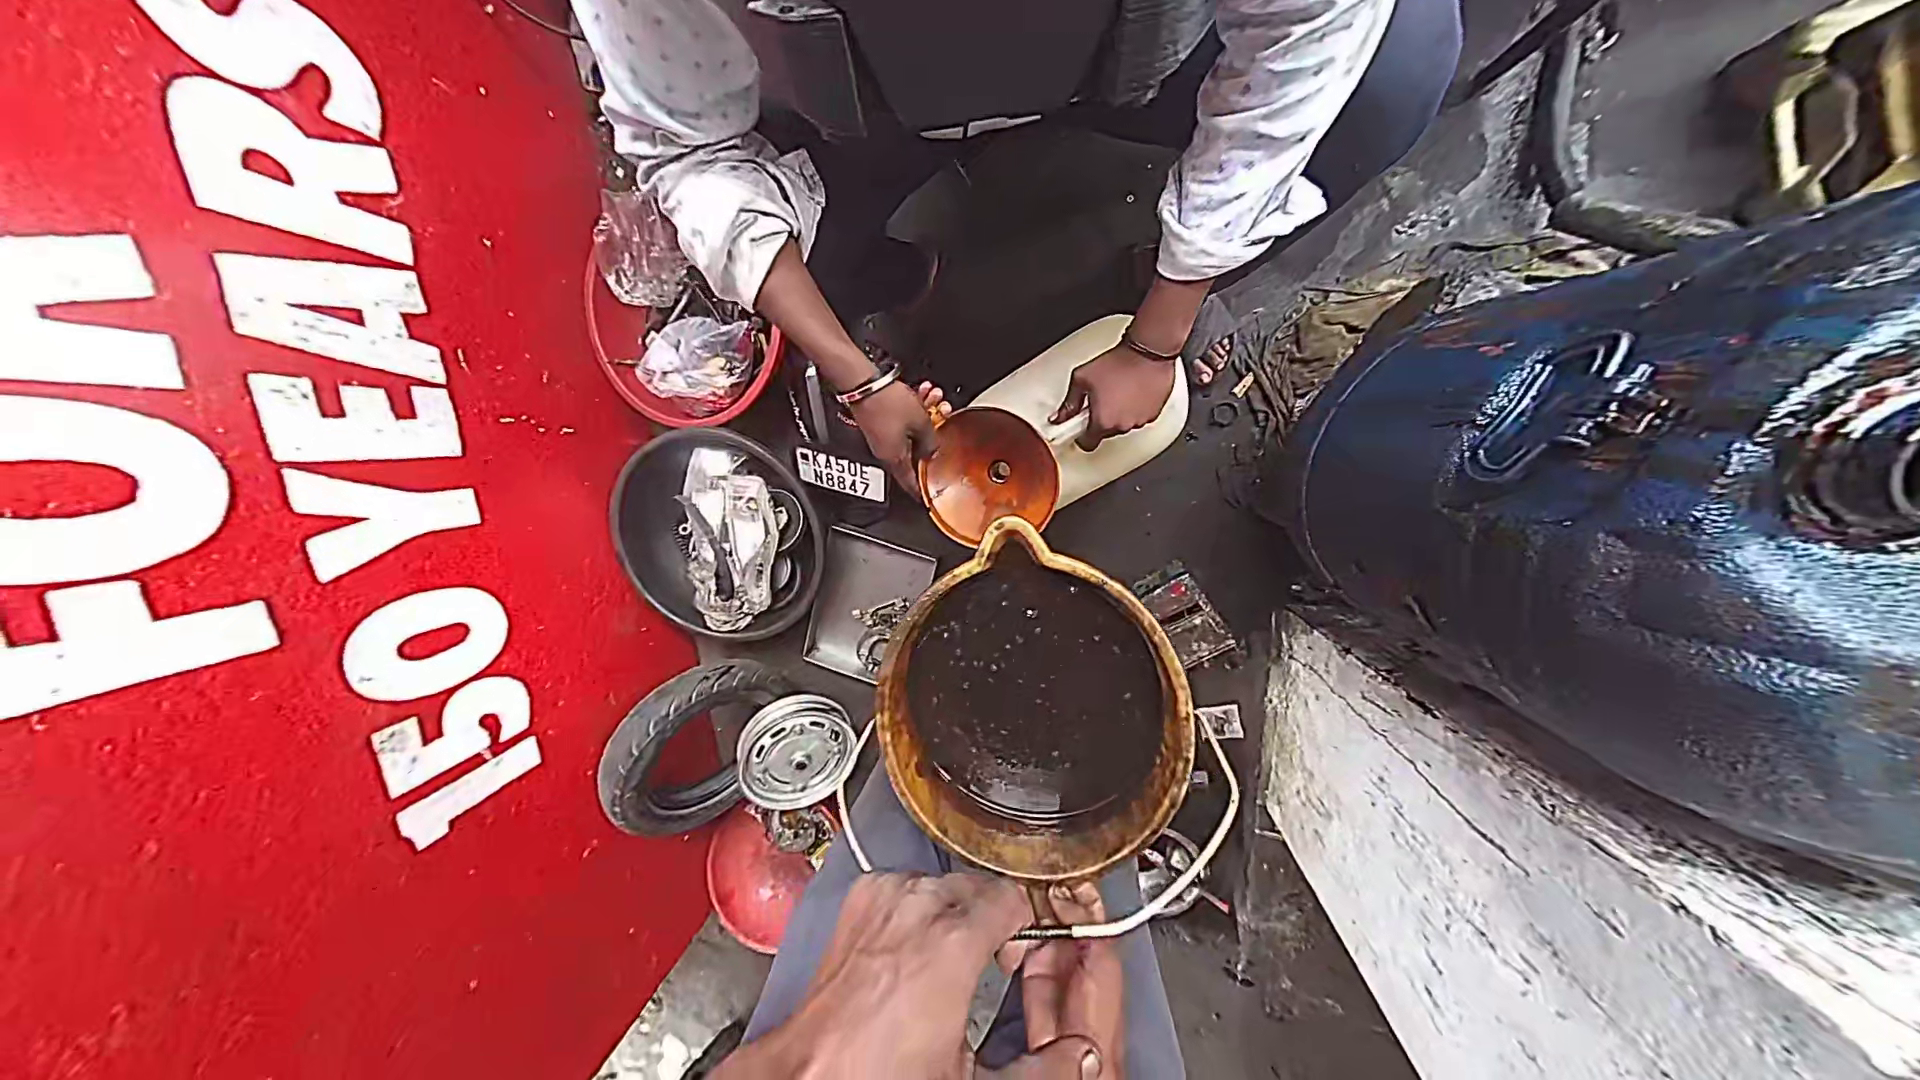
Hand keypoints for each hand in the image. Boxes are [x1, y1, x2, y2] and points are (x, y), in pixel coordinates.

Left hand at [717, 873, 1107, 1079]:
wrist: (812, 1071)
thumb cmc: (881, 1073)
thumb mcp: (969, 1076)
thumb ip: (1038, 1063)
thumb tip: (1081, 1056)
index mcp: (954, 943)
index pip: (1014, 896)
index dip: (1025, 920)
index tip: (1023, 942)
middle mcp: (921, 906)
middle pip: (980, 886)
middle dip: (991, 915)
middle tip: (987, 956)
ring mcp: (888, 894)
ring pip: (943, 882)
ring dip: (953, 909)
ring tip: (945, 953)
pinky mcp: (864, 894)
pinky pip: (907, 883)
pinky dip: (915, 904)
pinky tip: (909, 940)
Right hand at [850, 380, 950, 500]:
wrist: (864, 382)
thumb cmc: (887, 402)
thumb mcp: (920, 423)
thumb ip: (930, 441)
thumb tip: (933, 449)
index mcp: (895, 459)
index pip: (911, 483)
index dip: (922, 490)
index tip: (929, 496)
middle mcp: (886, 452)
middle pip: (915, 454)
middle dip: (931, 438)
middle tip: (941, 424)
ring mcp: (882, 437)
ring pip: (910, 434)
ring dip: (924, 417)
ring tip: (933, 398)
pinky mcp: (880, 423)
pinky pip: (902, 423)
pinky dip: (913, 412)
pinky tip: (922, 394)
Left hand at [1050, 345, 1177, 450]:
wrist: (1148, 350)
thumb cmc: (1118, 362)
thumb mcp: (1082, 378)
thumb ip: (1069, 402)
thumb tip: (1060, 416)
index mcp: (1102, 421)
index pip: (1088, 444)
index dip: (1082, 436)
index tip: (1080, 426)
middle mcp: (1122, 426)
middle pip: (1105, 433)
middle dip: (1100, 420)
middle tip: (1099, 400)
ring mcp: (1139, 421)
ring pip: (1122, 425)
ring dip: (1118, 414)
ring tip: (1117, 392)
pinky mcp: (1153, 413)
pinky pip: (1138, 417)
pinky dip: (1134, 409)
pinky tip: (1131, 392)